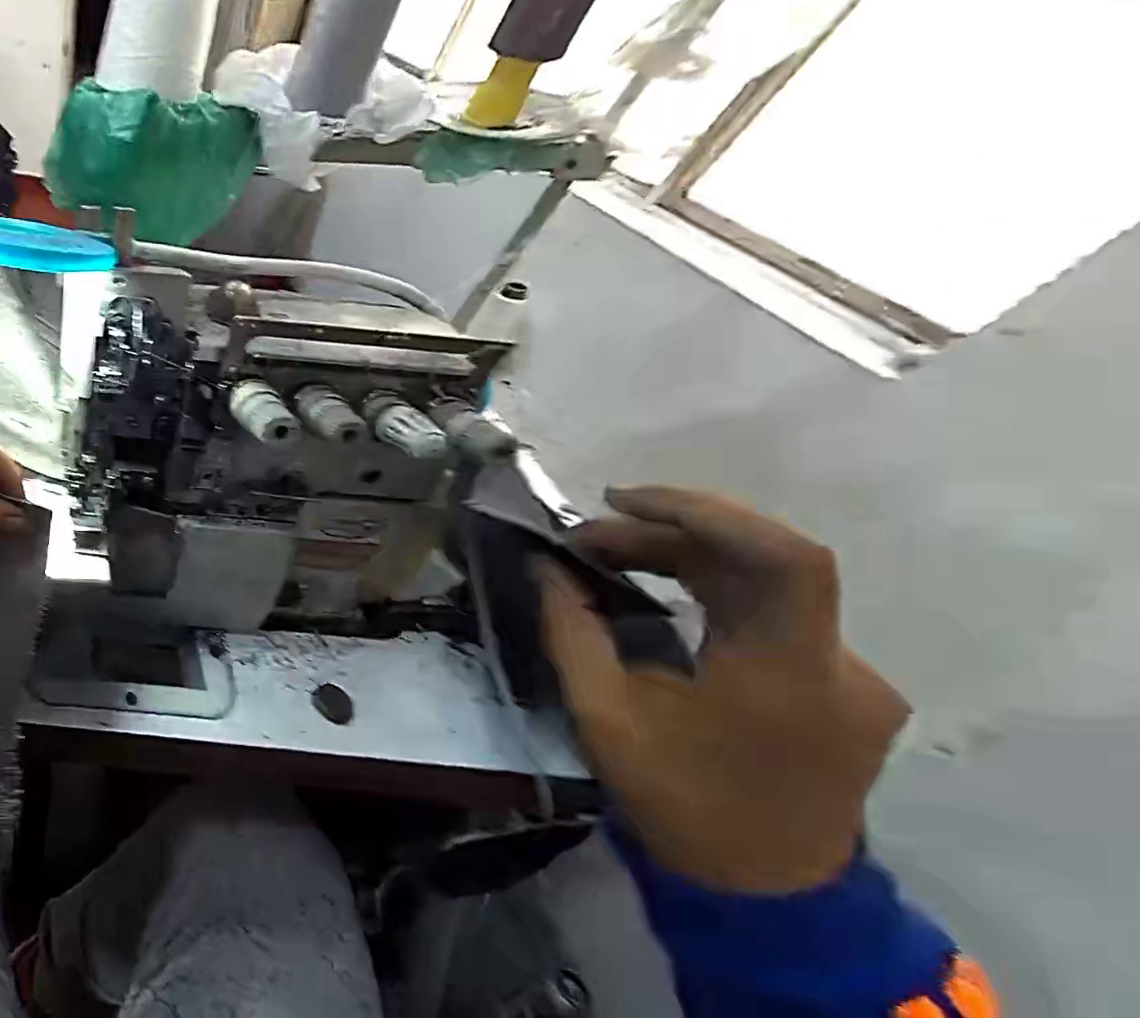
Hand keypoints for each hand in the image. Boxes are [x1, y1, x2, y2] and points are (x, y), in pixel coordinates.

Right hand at [536, 486, 908, 892]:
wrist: (765, 890)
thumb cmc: (678, 803)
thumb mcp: (603, 717)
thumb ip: (571, 631)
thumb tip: (545, 567)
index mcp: (786, 677)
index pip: (783, 559)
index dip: (706, 512)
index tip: (621, 502)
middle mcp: (837, 664)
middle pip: (762, 558)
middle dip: (668, 532)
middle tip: (588, 536)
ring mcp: (848, 672)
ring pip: (765, 579)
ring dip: (684, 554)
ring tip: (608, 552)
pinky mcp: (838, 680)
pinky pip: (771, 607)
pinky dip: (709, 583)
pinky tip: (658, 585)